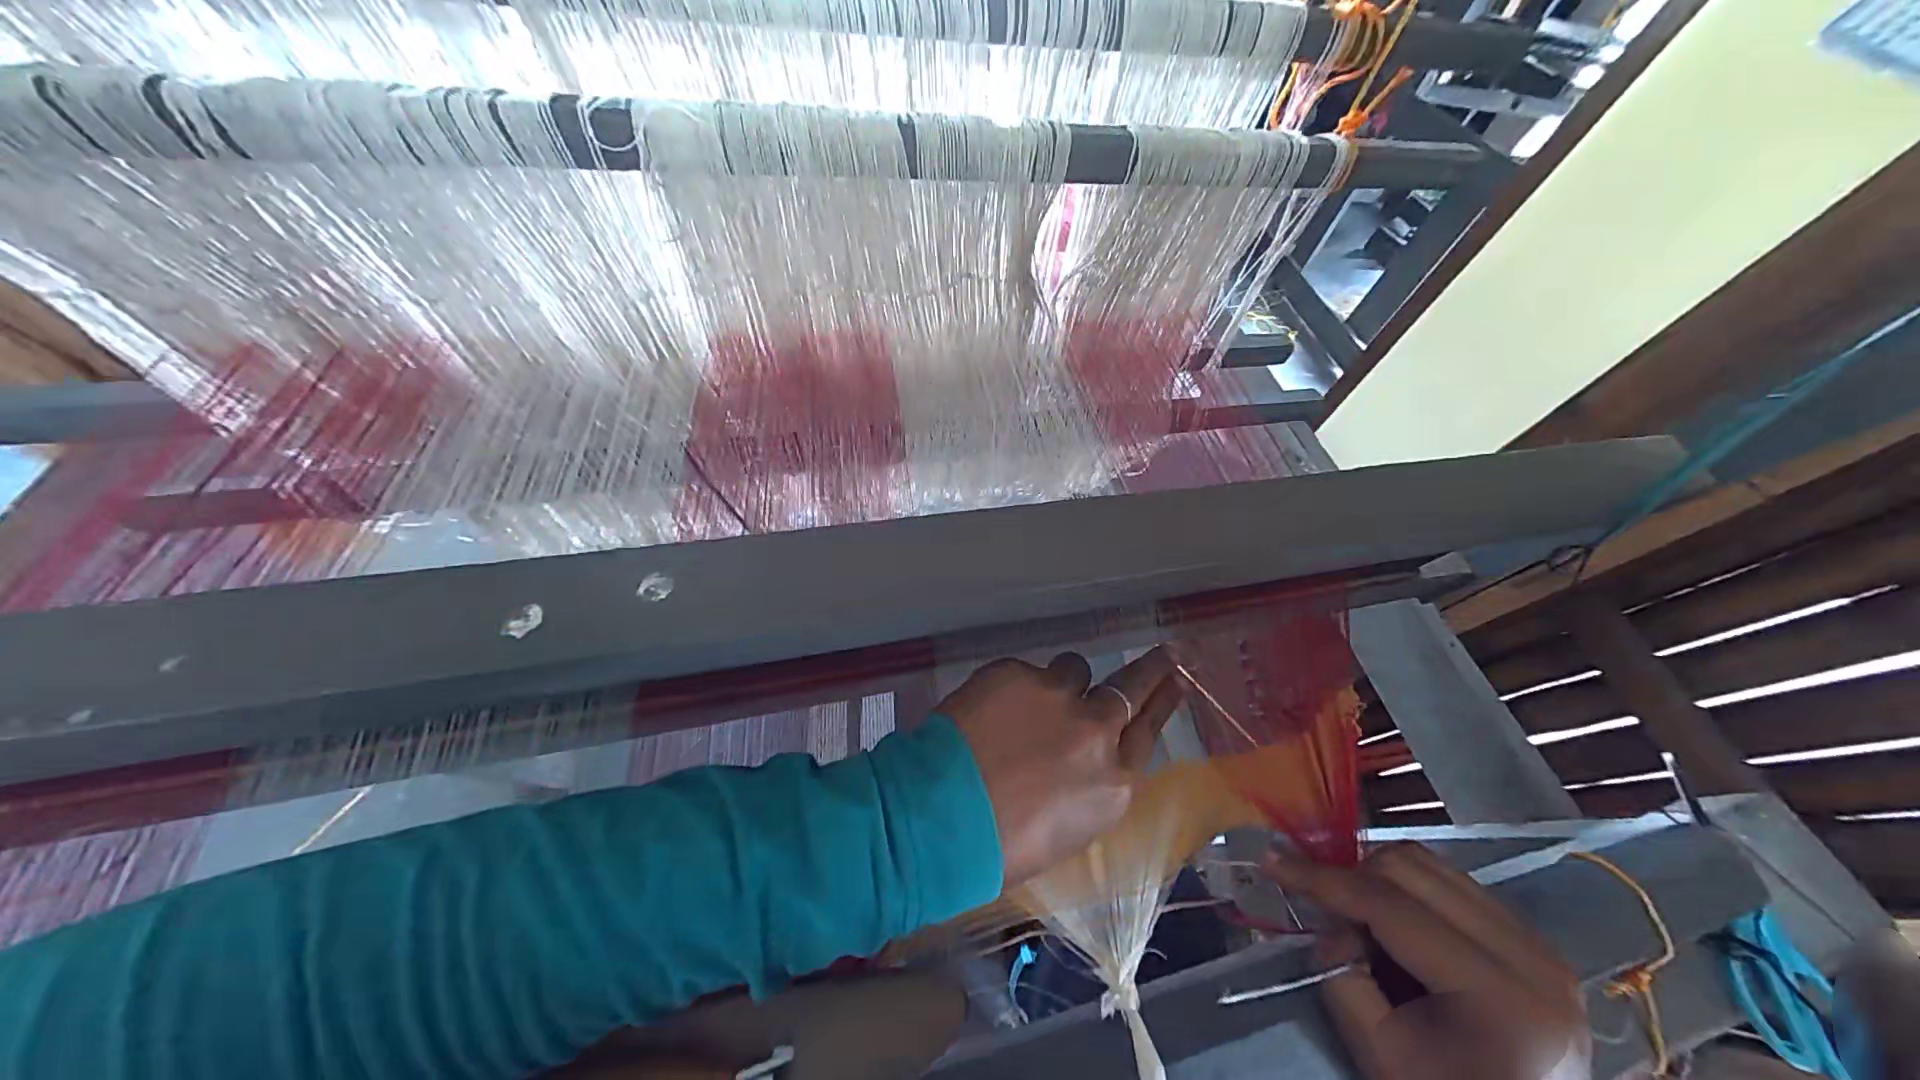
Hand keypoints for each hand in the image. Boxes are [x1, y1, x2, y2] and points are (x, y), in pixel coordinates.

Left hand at [940, 648, 1182, 886]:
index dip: (1162, 702)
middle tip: (1170, 650)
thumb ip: (1085, 785)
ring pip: (1073, 671)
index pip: (1147, 732)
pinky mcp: (1016, 674)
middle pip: (1132, 688)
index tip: (1177, 678)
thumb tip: (1076, 761)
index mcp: (1113, 785)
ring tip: (1027, 704)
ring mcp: (1057, 697)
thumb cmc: (998, 849)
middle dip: (1153, 668)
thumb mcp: (1063, 829)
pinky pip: (1024, 672)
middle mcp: (1096, 733)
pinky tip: (986, 712)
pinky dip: (1012, 687)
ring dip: (1059, 684)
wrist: (937, 819)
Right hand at [1266, 843, 1587, 1079]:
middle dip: (1351, 879)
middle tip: (1325, 914)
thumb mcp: (1375, 1046)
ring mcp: (1539, 942)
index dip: (1323, 879)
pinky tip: (1396, 926)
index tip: (1271, 861)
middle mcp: (1531, 954)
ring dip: (1378, 880)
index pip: (1390, 906)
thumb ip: (1339, 970)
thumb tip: (1331, 919)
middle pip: (1409, 869)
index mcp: (1500, 994)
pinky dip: (1408, 890)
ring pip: (1429, 864)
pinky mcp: (1532, 938)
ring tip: (1362, 922)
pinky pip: (1451, 882)